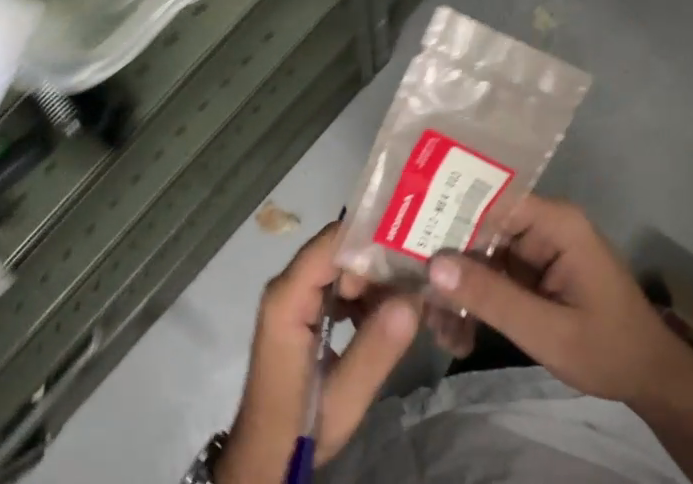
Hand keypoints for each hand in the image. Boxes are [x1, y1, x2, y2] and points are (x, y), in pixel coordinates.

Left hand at [218, 223, 420, 483]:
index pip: (330, 245)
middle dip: (383, 263)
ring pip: (343, 270)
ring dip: (378, 282)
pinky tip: (394, 316)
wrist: (265, 454)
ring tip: (419, 297)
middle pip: (340, 254)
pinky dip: (367, 298)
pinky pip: (339, 289)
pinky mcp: (304, 313)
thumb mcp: (343, 397)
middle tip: (427, 278)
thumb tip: (412, 299)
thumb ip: (375, 349)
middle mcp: (287, 288)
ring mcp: (295, 299)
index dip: (371, 238)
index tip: (415, 243)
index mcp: (288, 300)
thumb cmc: (299, 427)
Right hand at [425, 195, 692, 405]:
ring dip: (455, 290)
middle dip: (444, 263)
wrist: (653, 382)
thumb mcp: (548, 331)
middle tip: (413, 296)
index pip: (487, 200)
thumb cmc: (610, 350)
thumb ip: (493, 297)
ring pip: (476, 256)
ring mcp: (534, 249)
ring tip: (437, 330)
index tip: (402, 237)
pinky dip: (472, 302)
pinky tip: (455, 335)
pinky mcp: (529, 272)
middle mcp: (541, 225)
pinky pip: (488, 276)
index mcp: (554, 223)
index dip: (444, 214)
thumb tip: (433, 265)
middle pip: (476, 228)